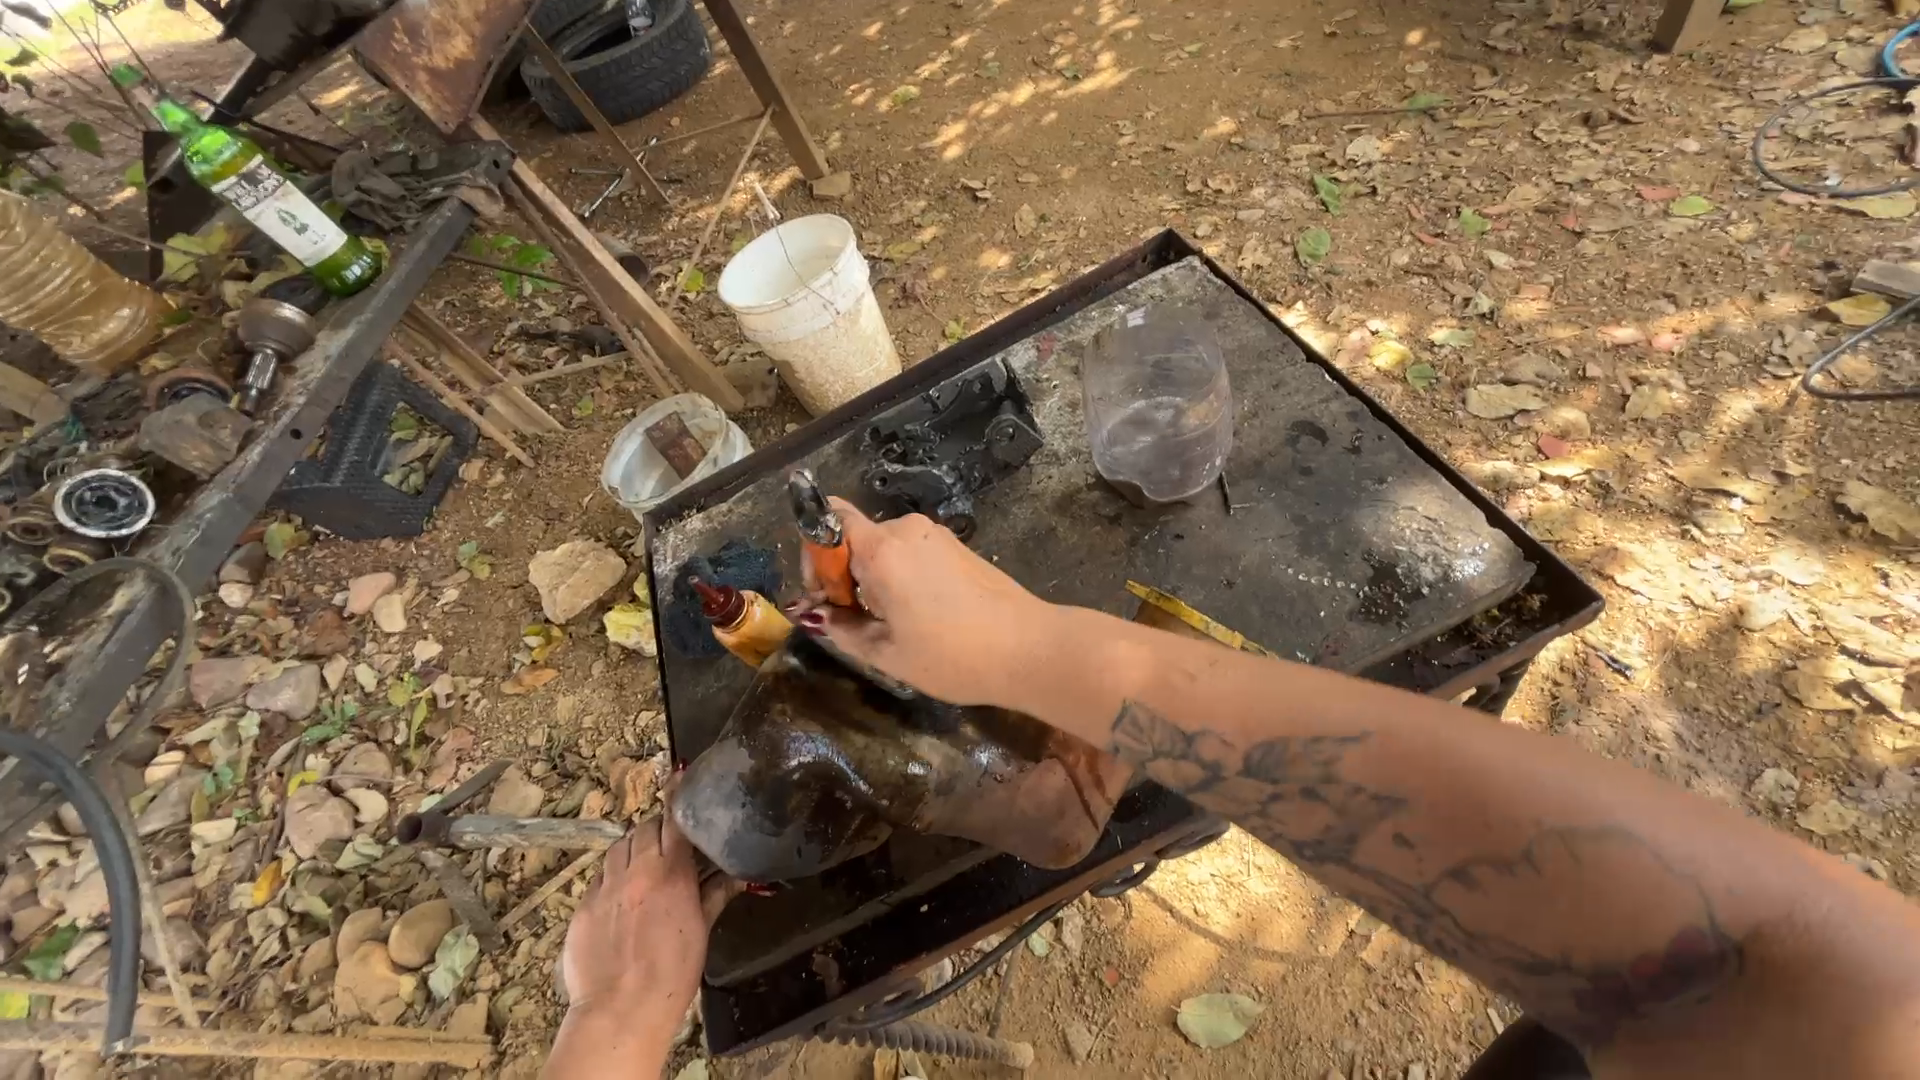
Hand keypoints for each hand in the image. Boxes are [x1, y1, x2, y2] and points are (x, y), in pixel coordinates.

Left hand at [558, 815, 736, 1034]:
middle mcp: (635, 871)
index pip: (674, 819)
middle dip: (658, 827)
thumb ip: (716, 895)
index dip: (678, 795)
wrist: (620, 1011)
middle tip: (670, 839)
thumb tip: (740, 876)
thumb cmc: (673, 972)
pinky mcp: (581, 909)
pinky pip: (598, 878)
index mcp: (670, 873)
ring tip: (644, 862)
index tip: (681, 775)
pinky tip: (621, 895)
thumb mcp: (702, 930)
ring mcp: (604, 889)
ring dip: (633, 846)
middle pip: (644, 828)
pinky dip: (612, 876)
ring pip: (618, 847)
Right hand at [791, 498, 1058, 706]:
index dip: (814, 557)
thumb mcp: (888, 653)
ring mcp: (937, 535)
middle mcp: (907, 529)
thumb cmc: (953, 655)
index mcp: (882, 549)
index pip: (827, 520)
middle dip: (844, 572)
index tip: (824, 597)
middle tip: (853, 619)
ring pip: (886, 546)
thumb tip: (816, 617)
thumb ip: (844, 630)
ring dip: (874, 576)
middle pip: (855, 536)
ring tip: (890, 622)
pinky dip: (902, 574)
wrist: (1029, 648)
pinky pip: (913, 552)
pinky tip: (919, 613)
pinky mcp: (959, 547)